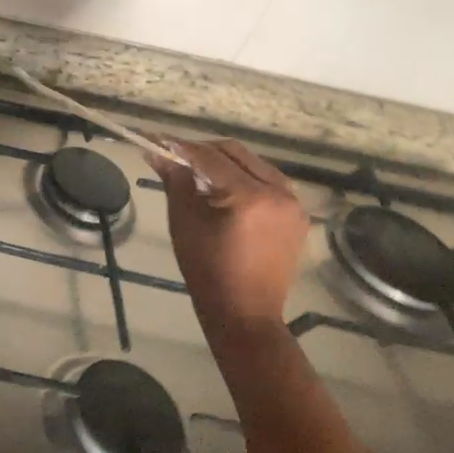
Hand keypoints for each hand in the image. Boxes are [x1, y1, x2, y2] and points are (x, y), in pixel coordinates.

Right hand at [147, 138, 309, 335]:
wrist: (244, 311)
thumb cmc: (207, 268)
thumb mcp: (184, 220)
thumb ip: (174, 180)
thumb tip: (156, 151)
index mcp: (249, 196)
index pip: (209, 157)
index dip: (180, 147)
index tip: (156, 141)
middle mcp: (278, 192)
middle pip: (234, 153)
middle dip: (203, 151)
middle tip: (176, 157)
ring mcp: (293, 204)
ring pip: (254, 163)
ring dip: (225, 162)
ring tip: (199, 173)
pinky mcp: (297, 215)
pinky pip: (269, 181)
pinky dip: (245, 177)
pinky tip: (225, 189)